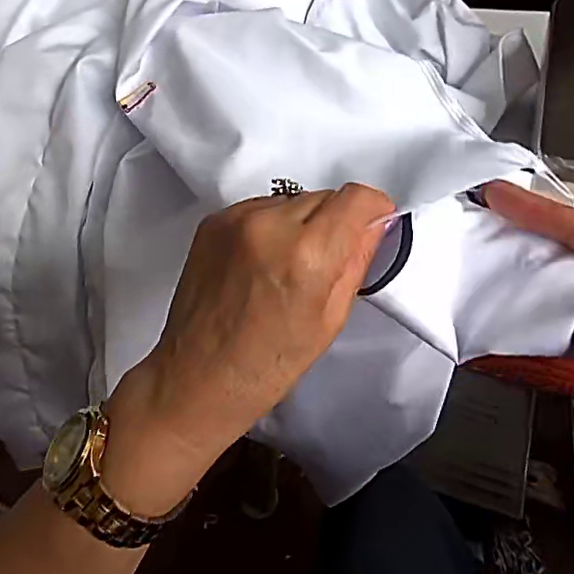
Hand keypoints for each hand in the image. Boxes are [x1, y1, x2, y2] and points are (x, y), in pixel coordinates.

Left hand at [97, 183, 394, 514]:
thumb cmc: (264, 364)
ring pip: (295, 199)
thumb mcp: (332, 317)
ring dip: (303, 223)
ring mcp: (236, 220)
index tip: (373, 225)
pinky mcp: (214, 221)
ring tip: (289, 267)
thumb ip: (358, 260)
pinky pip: (264, 207)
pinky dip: (273, 227)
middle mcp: (268, 227)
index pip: (357, 198)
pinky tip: (264, 263)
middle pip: (327, 195)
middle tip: (328, 262)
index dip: (373, 211)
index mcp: (307, 255)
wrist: (197, 377)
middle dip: (337, 222)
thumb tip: (375, 224)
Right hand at [483, 182, 573, 497]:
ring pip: (567, 278)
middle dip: (530, 230)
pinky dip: (537, 302)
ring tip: (492, 248)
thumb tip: (553, 275)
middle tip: (488, 213)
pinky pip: (564, 310)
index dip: (537, 210)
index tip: (500, 195)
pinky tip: (513, 297)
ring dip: (530, 266)